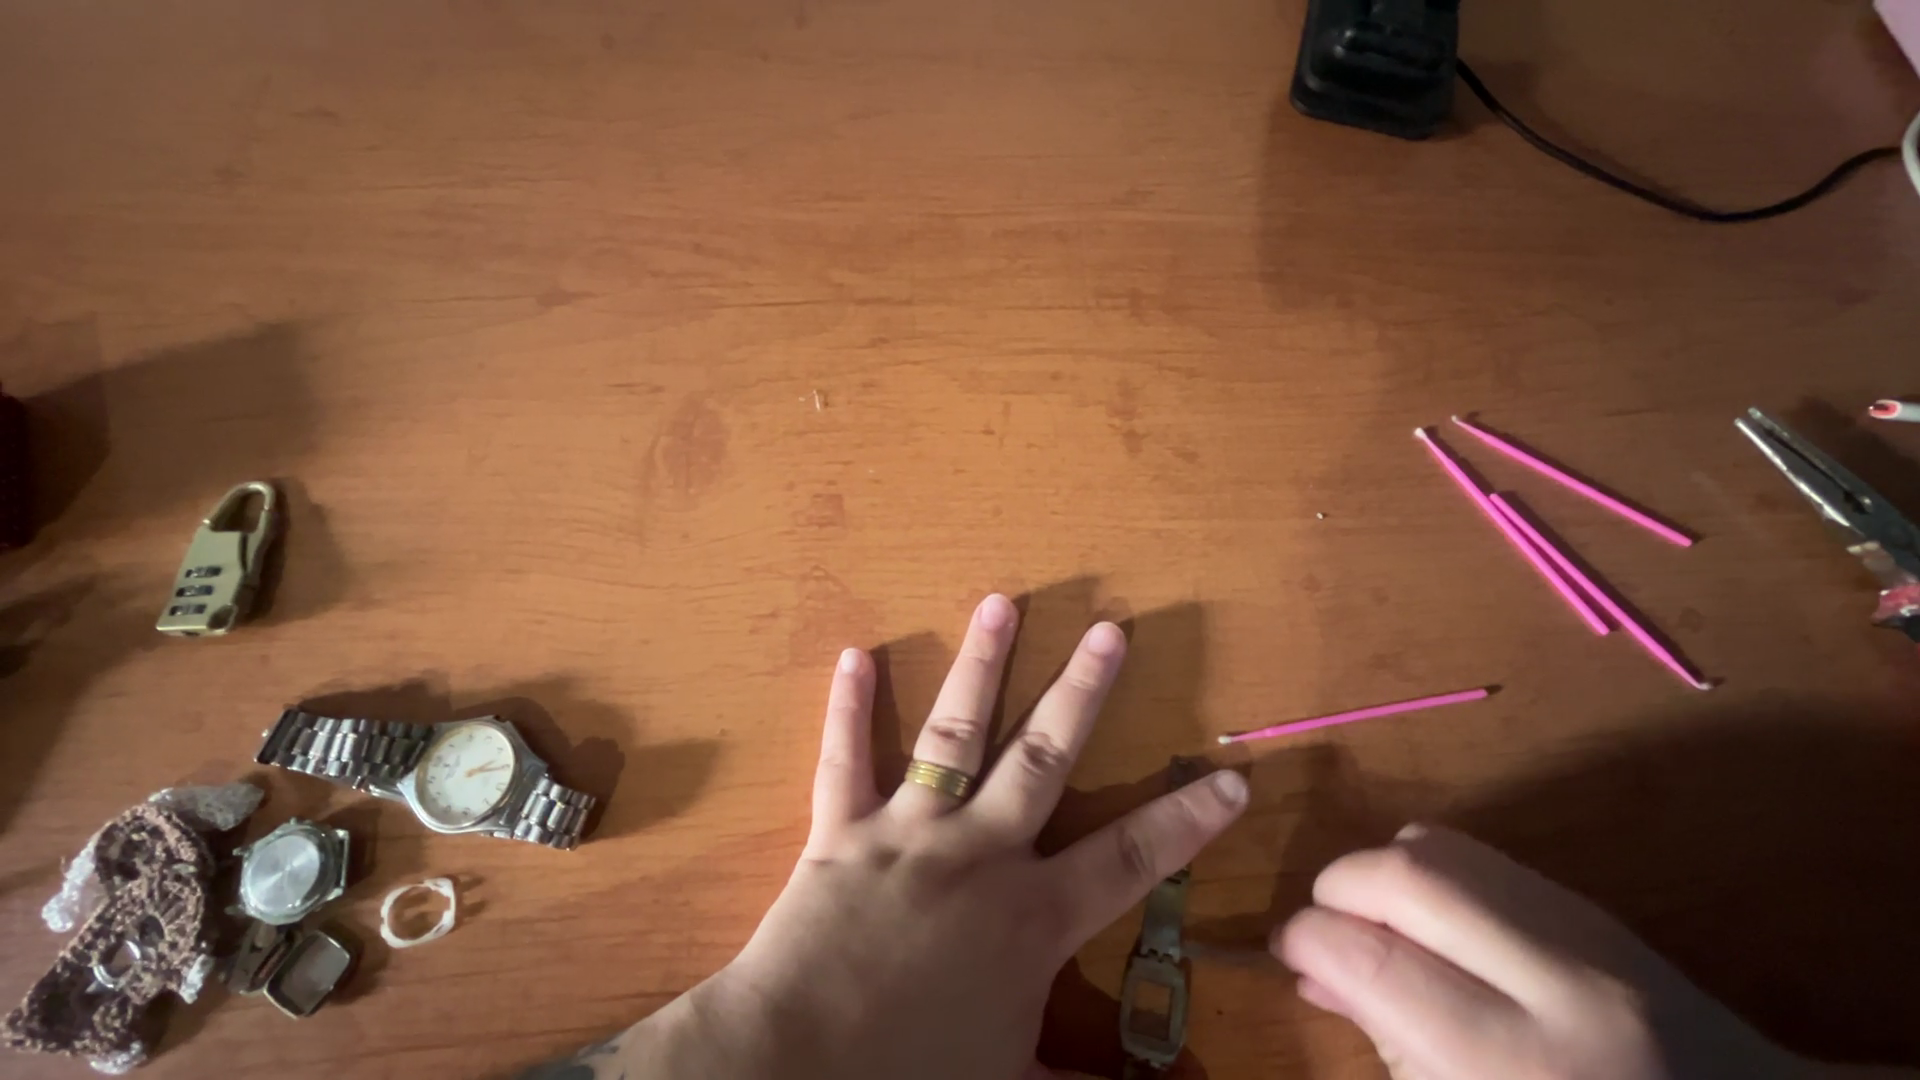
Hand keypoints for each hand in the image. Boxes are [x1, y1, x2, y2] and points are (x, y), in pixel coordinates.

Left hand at [588, 594, 1248, 1079]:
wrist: (797, 1071)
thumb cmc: (910, 1079)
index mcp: (1031, 915)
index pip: (1130, 859)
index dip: (1185, 820)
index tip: (1230, 777)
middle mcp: (979, 854)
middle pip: (1043, 757)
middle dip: (1082, 692)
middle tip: (1109, 630)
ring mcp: (910, 831)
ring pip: (953, 734)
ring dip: (978, 666)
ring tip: (998, 603)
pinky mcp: (843, 829)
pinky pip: (844, 759)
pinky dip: (848, 708)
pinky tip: (853, 654)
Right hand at [1272, 825, 1912, 1079]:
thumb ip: (1390, 1049)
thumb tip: (1314, 974)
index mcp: (1522, 1066)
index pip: (1373, 960)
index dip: (1307, 941)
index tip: (1291, 954)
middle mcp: (1560, 984)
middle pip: (1402, 874)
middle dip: (1336, 888)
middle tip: (1327, 930)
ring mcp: (1587, 935)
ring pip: (1435, 845)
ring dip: (1379, 872)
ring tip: (1380, 925)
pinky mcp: (1594, 909)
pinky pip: (1476, 855)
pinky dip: (1427, 873)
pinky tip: (1434, 924)